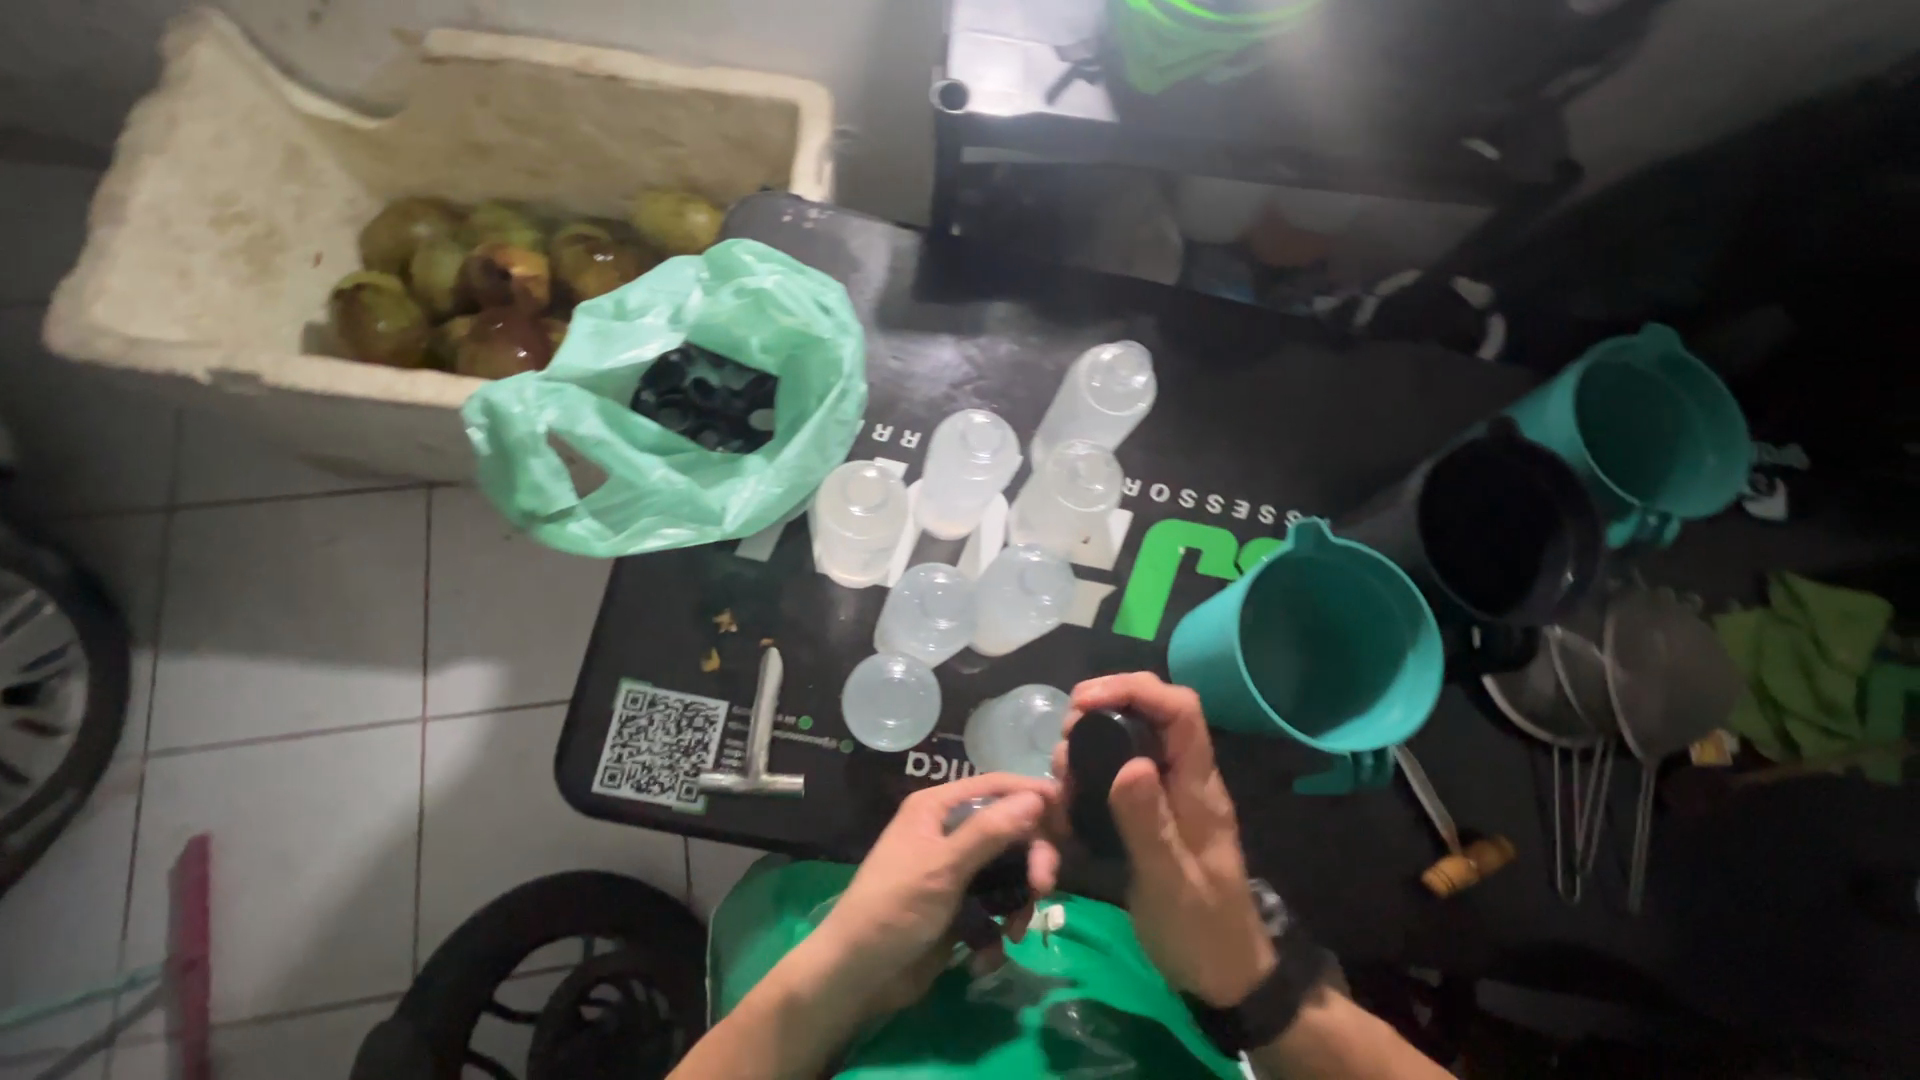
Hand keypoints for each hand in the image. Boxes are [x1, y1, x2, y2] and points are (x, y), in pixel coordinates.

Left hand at [811, 772, 1062, 1017]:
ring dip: (1019, 900)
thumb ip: (989, 832)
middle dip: (1031, 858)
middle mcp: (948, 832)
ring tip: (1015, 930)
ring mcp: (955, 871)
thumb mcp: (942, 868)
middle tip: (1043, 887)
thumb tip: (1035, 796)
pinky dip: (999, 927)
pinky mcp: (959, 907)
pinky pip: (995, 906)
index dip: (1034, 796)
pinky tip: (991, 951)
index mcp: (938, 808)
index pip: (996, 786)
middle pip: (1010, 830)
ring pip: (1008, 871)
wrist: (857, 976)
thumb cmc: (893, 909)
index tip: (1069, 816)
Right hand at [1051, 672, 1275, 1007]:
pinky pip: (1115, 771)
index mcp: (1197, 785)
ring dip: (1089, 741)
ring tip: (1060, 772)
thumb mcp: (1171, 884)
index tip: (1082, 703)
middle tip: (1063, 741)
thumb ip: (1149, 825)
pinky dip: (1087, 771)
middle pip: (1149, 712)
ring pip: (1128, 738)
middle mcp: (1182, 778)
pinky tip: (1065, 794)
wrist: (1223, 975)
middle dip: (1102, 708)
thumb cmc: (1201, 930)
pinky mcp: (1147, 813)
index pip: (1178, 708)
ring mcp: (1165, 794)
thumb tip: (1128, 763)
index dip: (1131, 689)